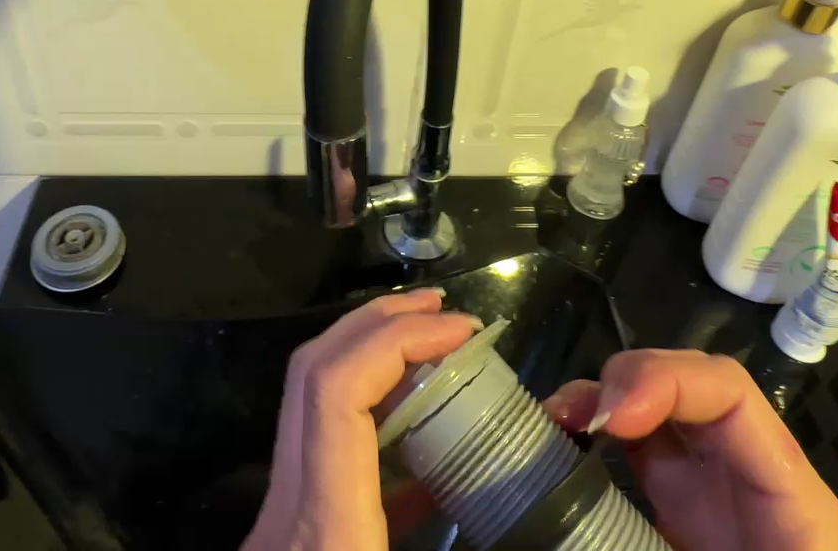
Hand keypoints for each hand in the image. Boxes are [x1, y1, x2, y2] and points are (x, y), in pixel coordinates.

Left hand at [242, 289, 478, 550]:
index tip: (462, 329)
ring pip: (309, 392)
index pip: (339, 389)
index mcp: (328, 523)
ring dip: (370, 351)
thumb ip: (471, 528)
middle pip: (316, 368)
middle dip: (381, 321)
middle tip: (441, 308)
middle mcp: (292, 500)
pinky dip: (368, 407)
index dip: (399, 338)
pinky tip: (417, 419)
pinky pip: (323, 439)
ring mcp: (282, 505)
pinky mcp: (290, 518)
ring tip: (428, 339)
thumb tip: (555, 510)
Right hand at [544, 350, 837, 550]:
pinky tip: (563, 444)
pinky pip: (636, 448)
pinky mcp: (681, 510)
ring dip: (598, 399)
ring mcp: (712, 490)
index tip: (609, 420)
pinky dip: (594, 434)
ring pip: (654, 406)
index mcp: (788, 500)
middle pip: (686, 381)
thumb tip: (591, 534)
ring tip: (553, 420)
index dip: (664, 382)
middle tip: (572, 417)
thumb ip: (678, 543)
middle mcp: (746, 474)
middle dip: (622, 379)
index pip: (730, 394)